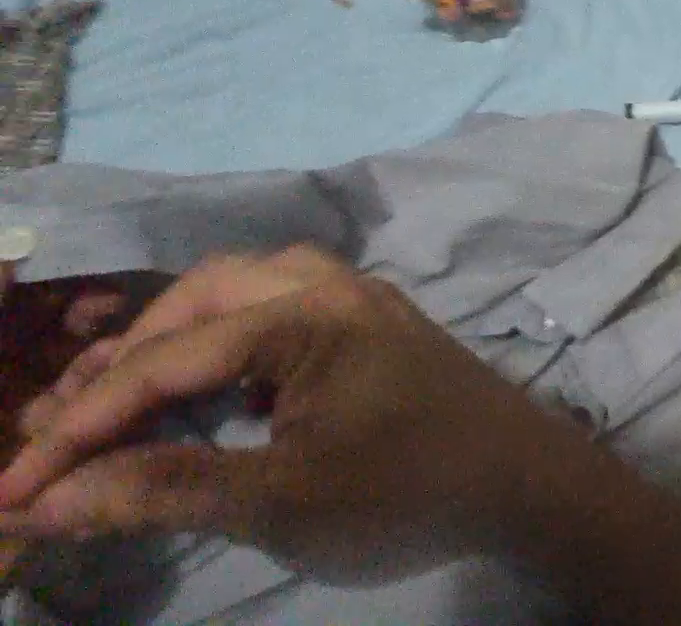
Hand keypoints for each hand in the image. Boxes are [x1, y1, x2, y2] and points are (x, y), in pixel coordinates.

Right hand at [0, 249, 581, 584]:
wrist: (521, 478)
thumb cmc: (407, 489)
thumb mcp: (279, 500)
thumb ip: (163, 489)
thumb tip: (44, 498)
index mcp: (313, 318)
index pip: (169, 358)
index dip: (77, 425)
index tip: (7, 492)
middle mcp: (342, 291)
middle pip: (211, 291)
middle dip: (134, 351)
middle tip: (72, 424)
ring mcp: (370, 305)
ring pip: (256, 289)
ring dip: (188, 333)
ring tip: (131, 400)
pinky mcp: (384, 328)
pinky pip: (295, 310)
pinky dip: (242, 339)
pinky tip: (222, 392)